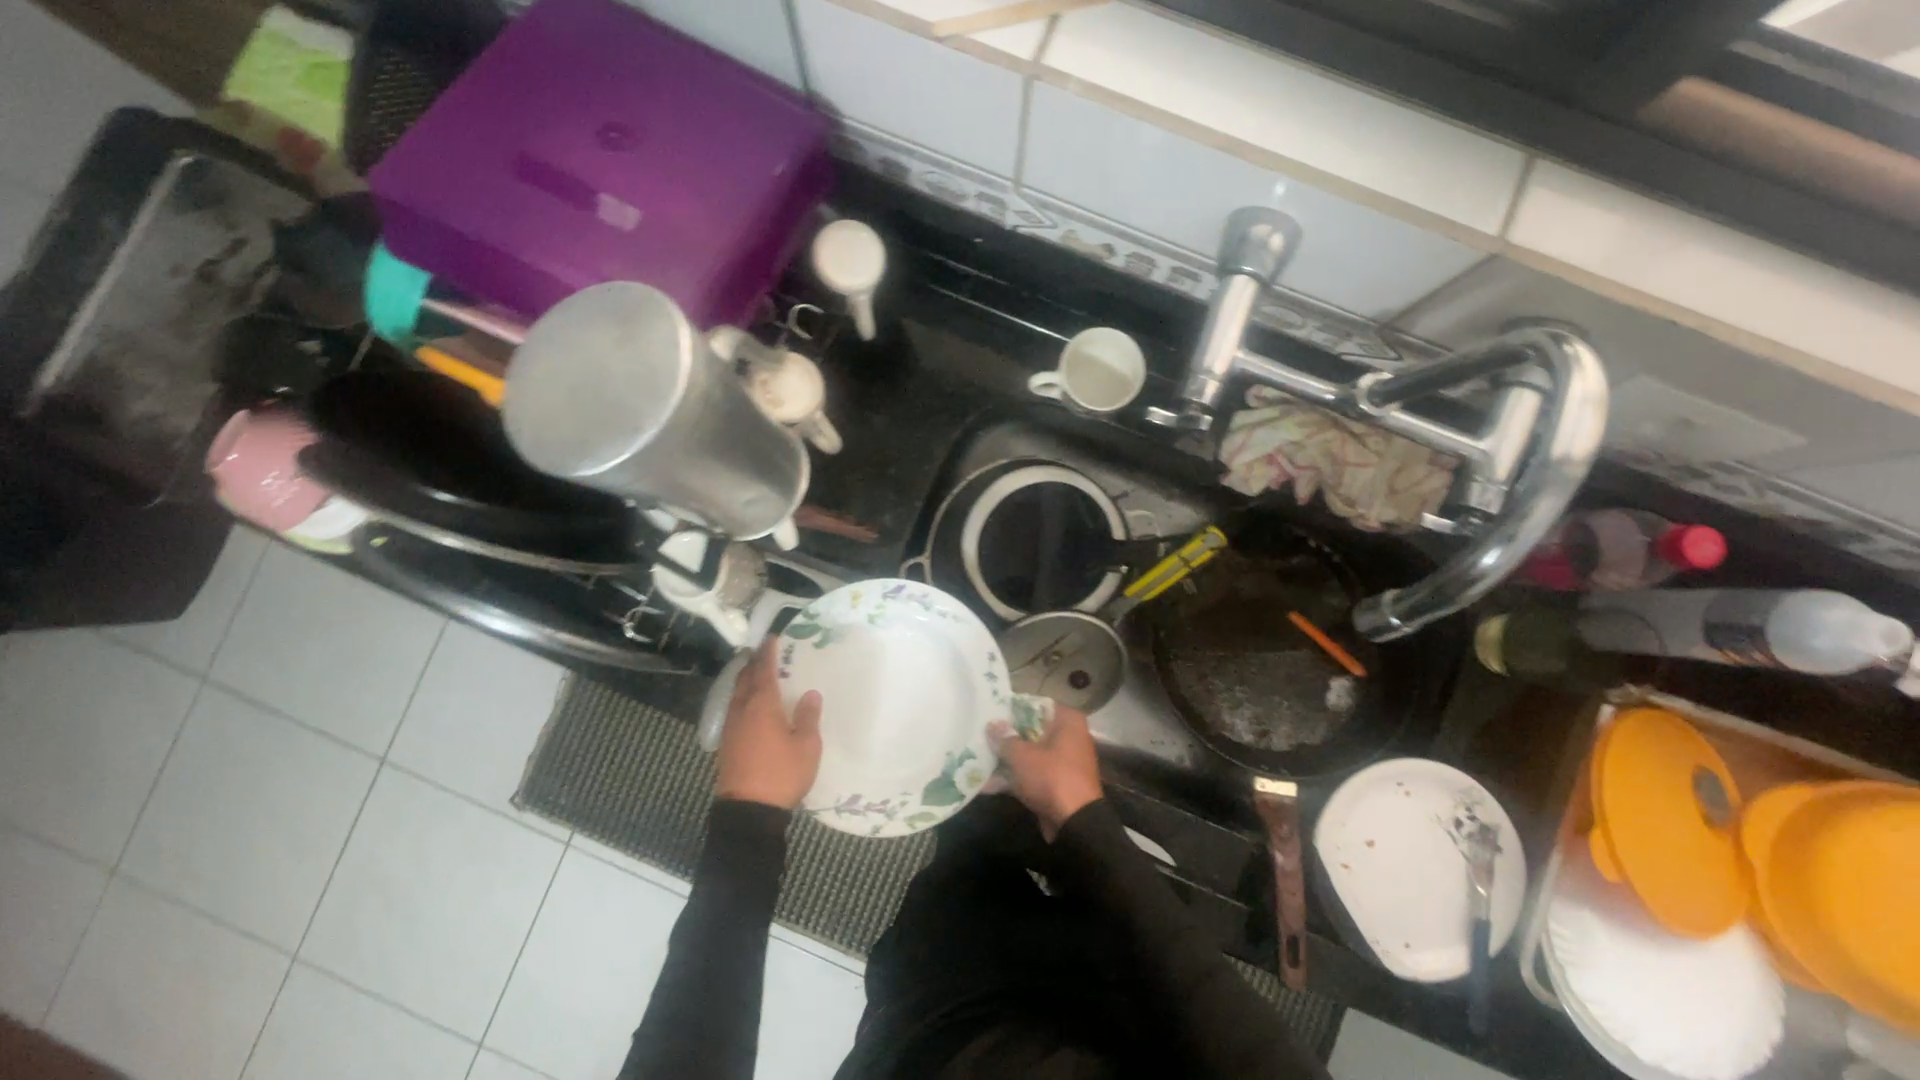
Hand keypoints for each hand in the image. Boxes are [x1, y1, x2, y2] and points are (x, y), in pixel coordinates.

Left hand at [715, 644, 822, 809]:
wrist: (748, 811)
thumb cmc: (781, 774)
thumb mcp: (807, 747)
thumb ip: (808, 718)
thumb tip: (810, 694)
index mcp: (762, 705)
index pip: (763, 670)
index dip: (768, 653)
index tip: (772, 639)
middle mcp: (742, 710)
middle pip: (745, 679)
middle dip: (753, 664)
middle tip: (764, 653)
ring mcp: (731, 727)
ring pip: (736, 694)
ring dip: (745, 680)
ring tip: (756, 674)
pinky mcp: (727, 744)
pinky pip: (734, 709)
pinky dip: (742, 698)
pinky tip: (751, 705)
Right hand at [989, 705, 1102, 840]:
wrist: (1075, 823)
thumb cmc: (1051, 777)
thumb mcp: (1022, 756)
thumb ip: (1005, 738)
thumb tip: (992, 724)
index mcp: (1068, 721)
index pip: (1037, 705)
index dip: (1013, 708)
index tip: (992, 712)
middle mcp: (1071, 737)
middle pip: (1033, 730)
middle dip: (1008, 736)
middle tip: (982, 734)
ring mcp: (1065, 762)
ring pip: (1031, 754)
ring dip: (1008, 758)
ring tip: (978, 758)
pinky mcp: (1059, 783)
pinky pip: (1033, 774)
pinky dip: (1015, 778)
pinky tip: (987, 783)